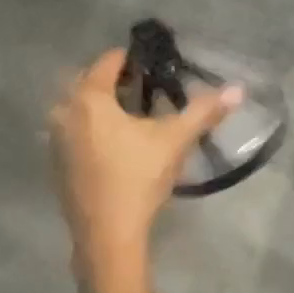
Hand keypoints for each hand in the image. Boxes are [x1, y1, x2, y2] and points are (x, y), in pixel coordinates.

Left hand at [49, 48, 240, 272]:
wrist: (107, 233)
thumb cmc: (139, 178)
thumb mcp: (175, 141)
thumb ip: (204, 112)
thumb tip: (238, 89)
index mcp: (89, 98)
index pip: (108, 63)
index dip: (132, 59)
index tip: (154, 64)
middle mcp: (64, 112)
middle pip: (89, 84)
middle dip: (116, 83)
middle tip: (147, 90)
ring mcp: (56, 140)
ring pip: (79, 110)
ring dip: (102, 108)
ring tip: (134, 118)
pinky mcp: (58, 164)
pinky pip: (75, 133)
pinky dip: (93, 131)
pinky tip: (118, 147)